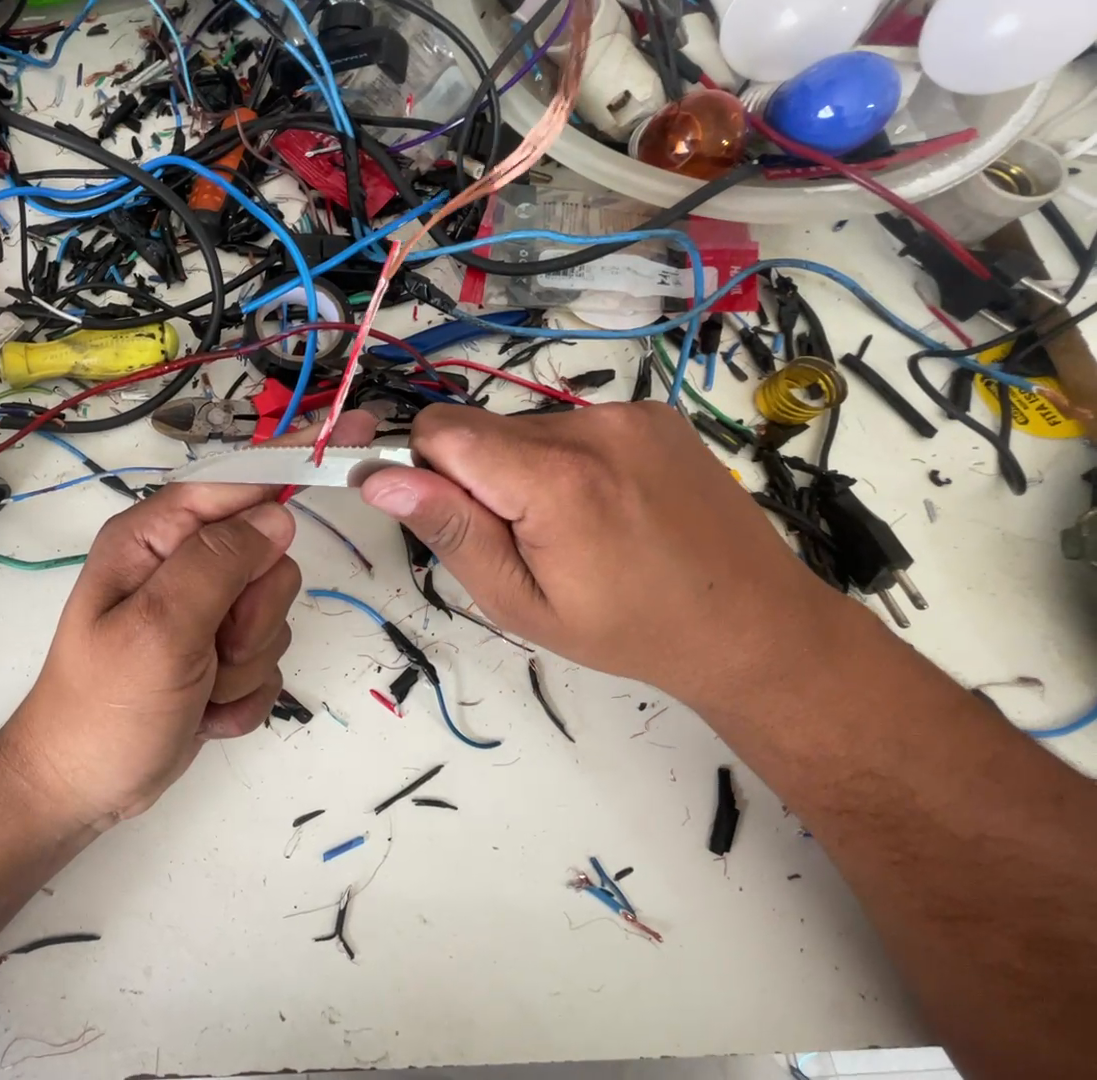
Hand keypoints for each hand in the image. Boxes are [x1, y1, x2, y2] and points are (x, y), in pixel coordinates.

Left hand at [0, 412, 379, 831]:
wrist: (83, 786)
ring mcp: (202, 614)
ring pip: (273, 615)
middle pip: (268, 558)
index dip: (294, 457)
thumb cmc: (106, 707)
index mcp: (152, 540)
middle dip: (253, 615)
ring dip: (243, 665)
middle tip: (213, 650)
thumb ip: (218, 564)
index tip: (354, 434)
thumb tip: (274, 517)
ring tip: (195, 688)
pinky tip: (200, 712)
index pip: (234, 481)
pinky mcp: (218, 657)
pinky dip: (240, 695)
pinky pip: (266, 662)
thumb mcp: (158, 629)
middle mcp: (180, 566)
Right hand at [358, 403, 848, 704]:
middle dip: (475, 478)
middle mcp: (592, 426)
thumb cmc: (623, 629)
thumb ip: (449, 530)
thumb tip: (378, 479)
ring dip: (519, 472)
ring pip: (519, 428)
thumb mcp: (517, 601)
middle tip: (521, 540)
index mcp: (554, 478)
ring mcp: (629, 414)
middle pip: (478, 429)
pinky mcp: (653, 413)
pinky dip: (560, 462)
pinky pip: (566, 426)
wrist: (753, 623)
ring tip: (569, 529)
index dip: (427, 472)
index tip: (456, 520)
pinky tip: (601, 508)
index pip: (439, 429)